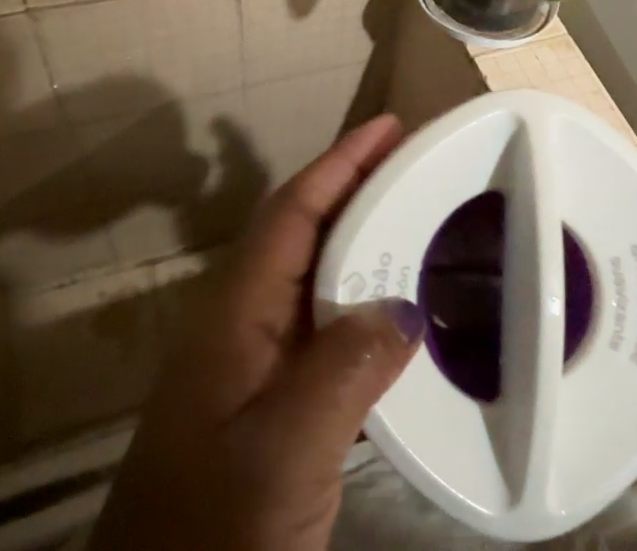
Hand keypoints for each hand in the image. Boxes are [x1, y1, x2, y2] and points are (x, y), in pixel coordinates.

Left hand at [95, 115, 425, 550]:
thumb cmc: (214, 520)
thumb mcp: (284, 448)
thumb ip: (343, 371)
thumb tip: (405, 306)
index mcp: (234, 316)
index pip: (291, 214)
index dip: (340, 163)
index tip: (391, 125)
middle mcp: (241, 327)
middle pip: (303, 234)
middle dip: (357, 189)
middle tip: (421, 164)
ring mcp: (253, 367)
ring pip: (315, 280)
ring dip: (364, 242)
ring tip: (422, 222)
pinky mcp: (270, 404)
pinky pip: (326, 328)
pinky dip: (365, 303)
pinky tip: (401, 316)